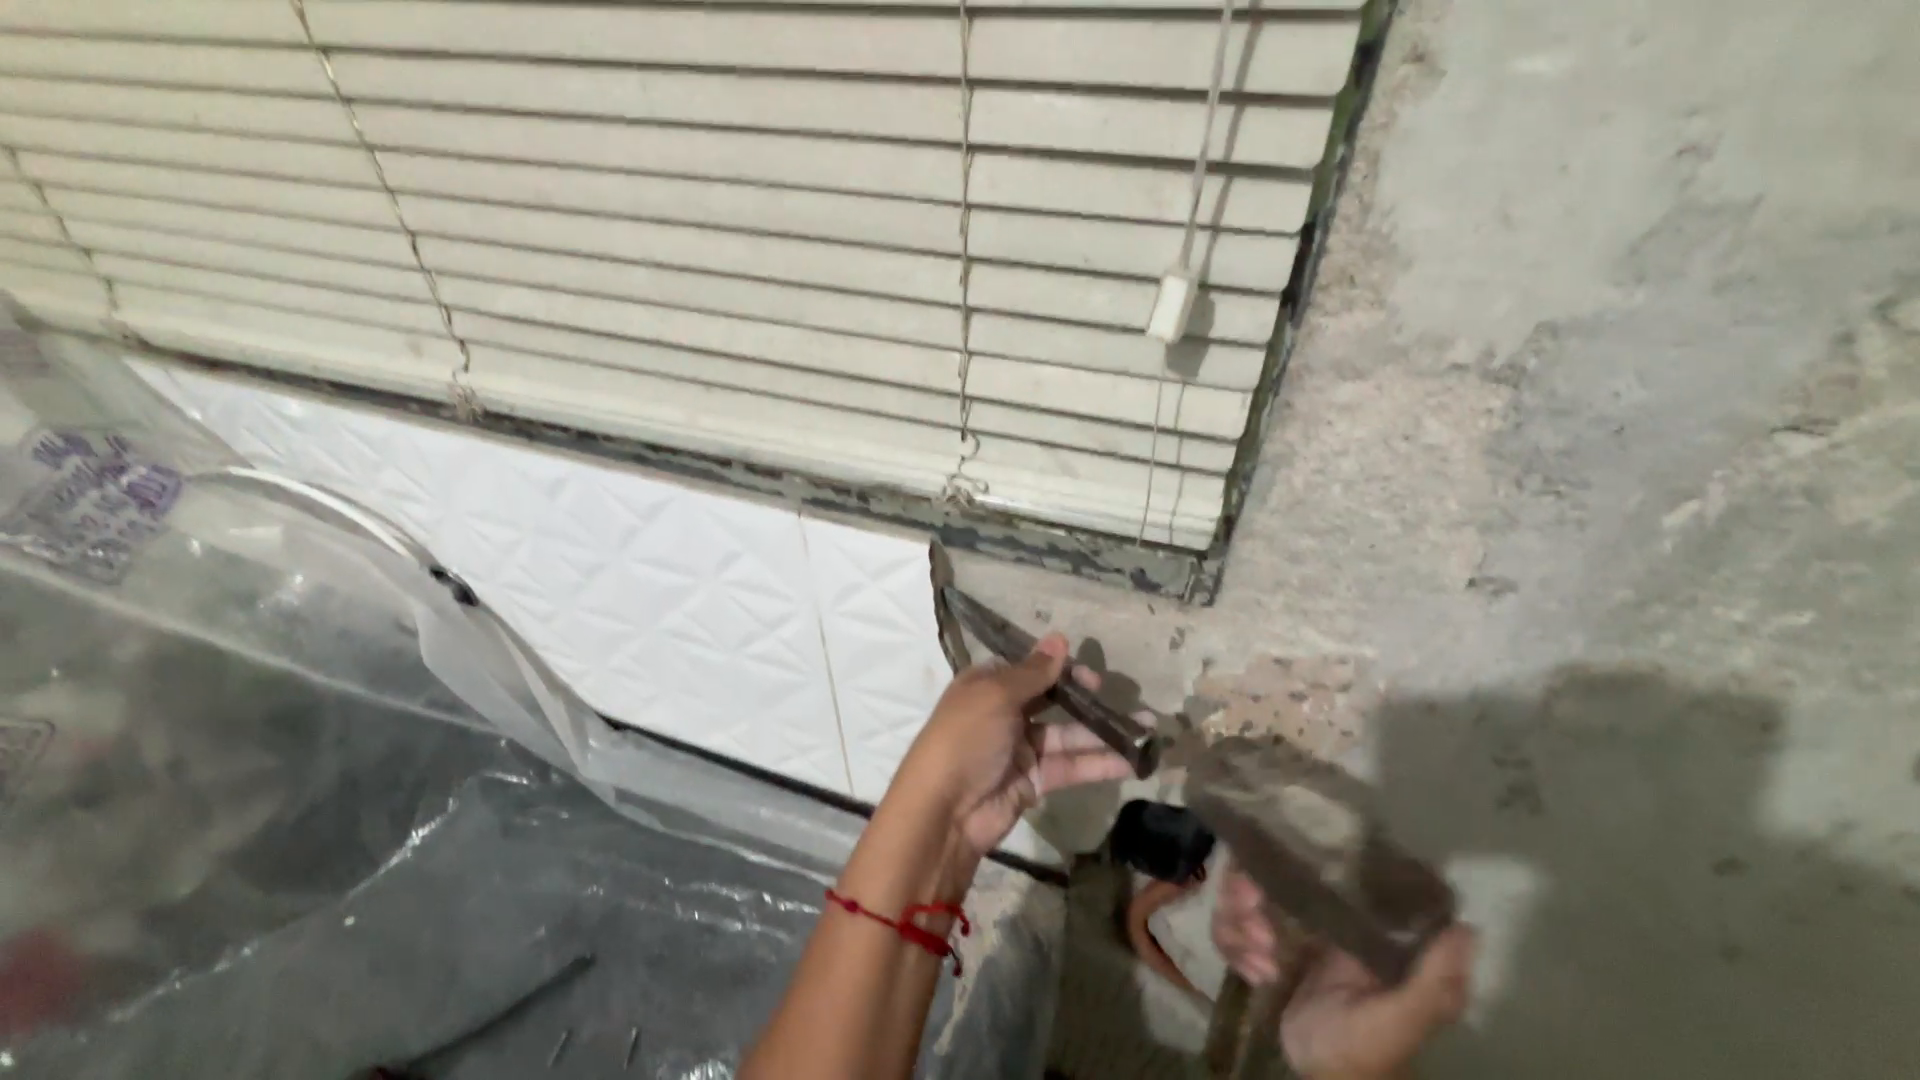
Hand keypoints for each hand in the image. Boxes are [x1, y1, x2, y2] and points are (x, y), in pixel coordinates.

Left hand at [892, 633, 1135, 861]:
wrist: (944, 810)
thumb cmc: (965, 738)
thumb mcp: (995, 695)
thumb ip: (1033, 672)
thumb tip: (1060, 638)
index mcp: (987, 686)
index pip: (1028, 670)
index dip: (1059, 668)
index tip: (1088, 674)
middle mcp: (1004, 714)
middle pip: (1052, 701)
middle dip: (1086, 699)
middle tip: (1116, 697)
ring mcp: (1020, 749)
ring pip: (1068, 736)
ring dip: (1103, 733)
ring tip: (1146, 729)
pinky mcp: (1034, 781)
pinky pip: (1071, 766)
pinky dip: (1100, 763)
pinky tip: (1132, 760)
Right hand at [1213, 860, 1474, 1079]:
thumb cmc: (1370, 1048)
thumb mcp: (1405, 1018)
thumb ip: (1435, 979)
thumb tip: (1466, 927)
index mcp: (1355, 916)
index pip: (1313, 862)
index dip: (1285, 863)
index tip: (1264, 888)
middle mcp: (1318, 909)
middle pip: (1261, 870)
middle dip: (1244, 896)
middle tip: (1256, 930)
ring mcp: (1286, 925)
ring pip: (1238, 894)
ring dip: (1236, 926)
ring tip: (1259, 963)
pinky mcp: (1262, 945)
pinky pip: (1228, 925)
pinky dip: (1231, 946)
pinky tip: (1254, 975)